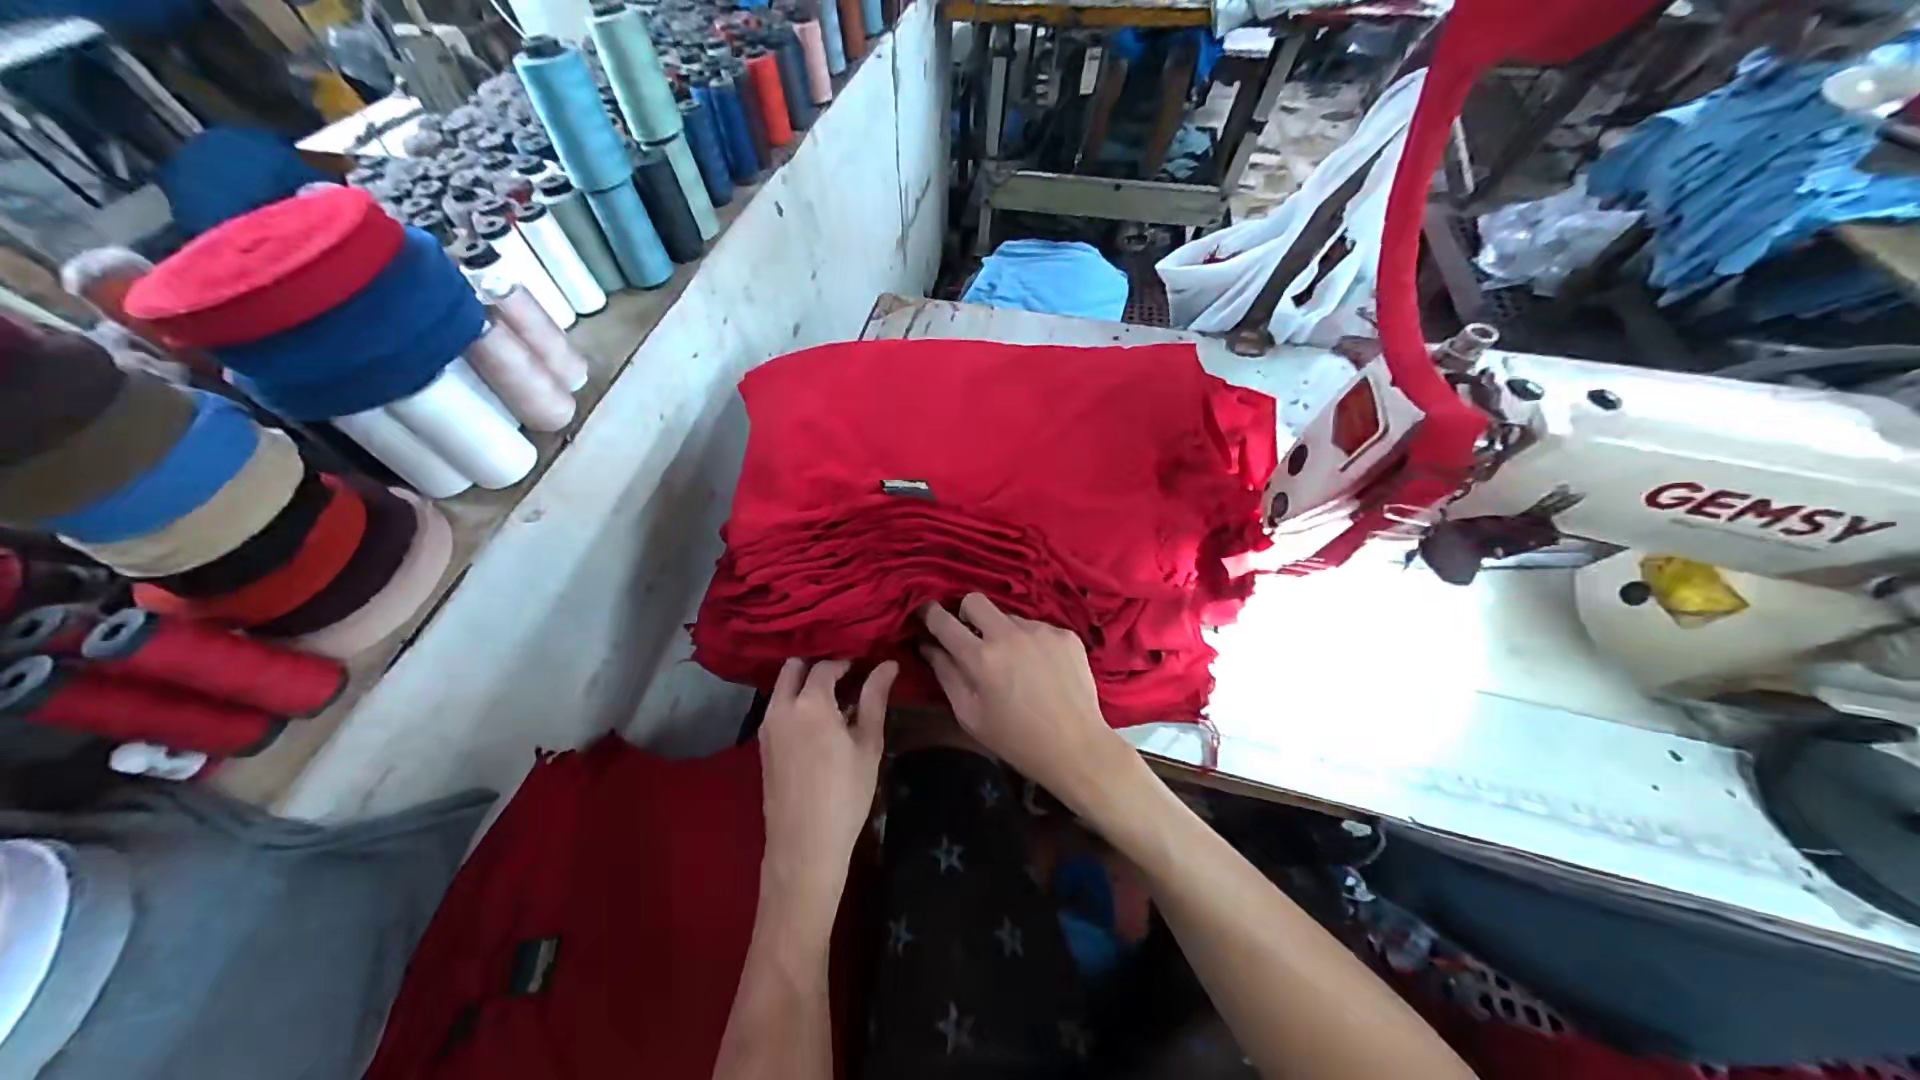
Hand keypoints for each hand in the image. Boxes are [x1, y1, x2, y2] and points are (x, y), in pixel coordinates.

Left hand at [758, 659, 898, 911]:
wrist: (805, 843)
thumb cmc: (846, 793)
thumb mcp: (868, 744)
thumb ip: (874, 698)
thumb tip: (888, 664)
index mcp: (810, 703)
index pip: (826, 665)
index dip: (846, 660)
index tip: (865, 661)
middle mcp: (781, 707)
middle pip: (794, 666)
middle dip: (818, 662)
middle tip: (846, 671)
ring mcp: (767, 725)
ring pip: (782, 686)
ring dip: (804, 680)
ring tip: (834, 692)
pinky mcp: (763, 743)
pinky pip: (777, 706)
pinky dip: (794, 699)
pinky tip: (817, 715)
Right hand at [919, 594, 1127, 806]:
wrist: (1075, 747)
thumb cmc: (1015, 739)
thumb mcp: (970, 714)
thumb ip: (946, 674)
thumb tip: (928, 646)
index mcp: (980, 657)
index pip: (944, 620)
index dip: (930, 614)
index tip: (927, 614)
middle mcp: (1009, 634)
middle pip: (975, 601)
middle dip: (966, 614)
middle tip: (972, 638)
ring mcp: (1040, 631)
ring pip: (1009, 617)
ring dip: (1003, 633)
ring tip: (1016, 664)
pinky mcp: (1065, 635)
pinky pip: (1037, 629)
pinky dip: (1032, 643)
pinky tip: (1042, 669)